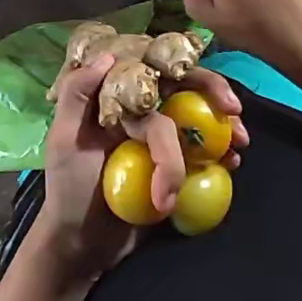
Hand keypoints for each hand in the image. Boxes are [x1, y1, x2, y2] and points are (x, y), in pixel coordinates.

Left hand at [33, 57, 250, 283]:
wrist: (81, 244)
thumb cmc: (67, 188)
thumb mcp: (63, 139)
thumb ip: (76, 95)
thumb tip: (108, 56)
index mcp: (120, 101)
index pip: (157, 72)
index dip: (184, 70)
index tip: (200, 78)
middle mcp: (144, 115)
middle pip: (185, 91)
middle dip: (214, 94)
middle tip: (234, 113)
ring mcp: (162, 145)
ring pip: (199, 124)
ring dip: (222, 130)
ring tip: (238, 148)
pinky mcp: (174, 173)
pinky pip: (202, 159)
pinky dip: (221, 159)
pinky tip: (232, 165)